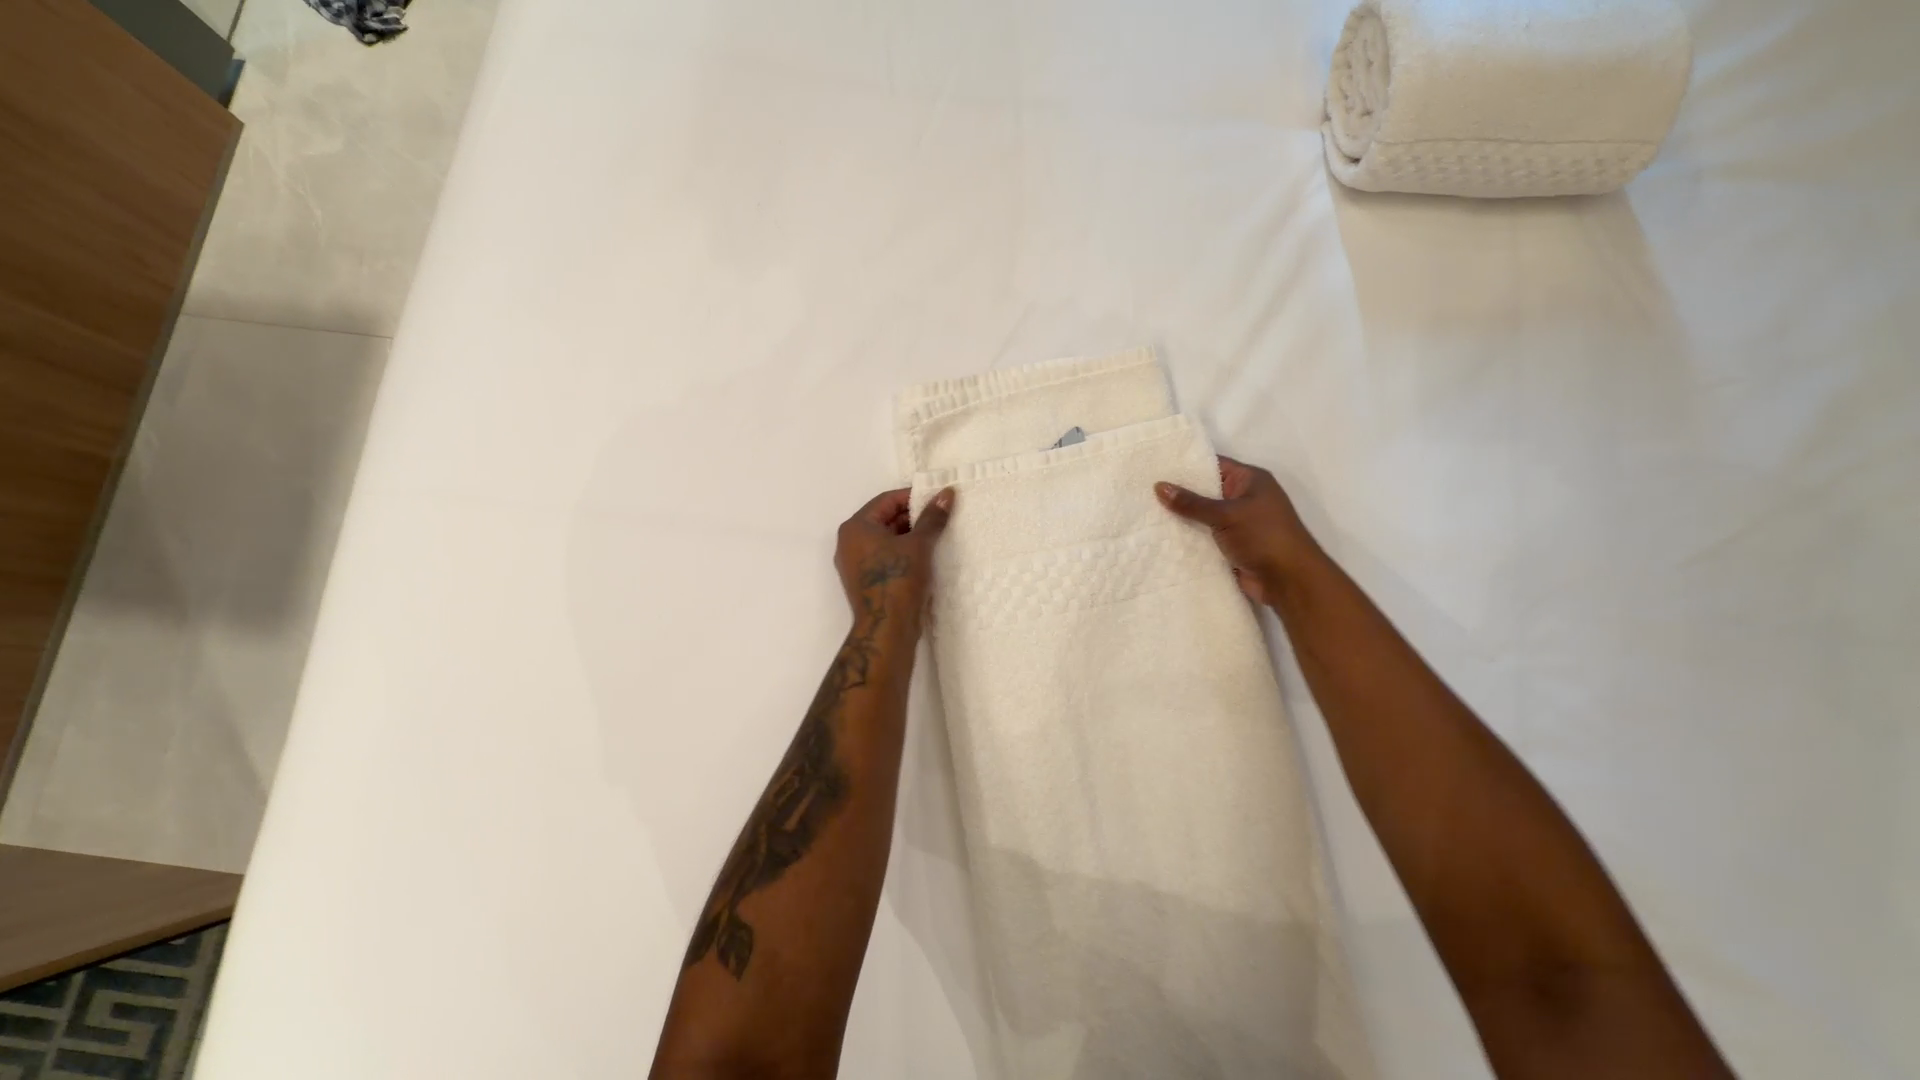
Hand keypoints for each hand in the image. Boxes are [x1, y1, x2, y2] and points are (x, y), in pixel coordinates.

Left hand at [833, 487, 953, 628]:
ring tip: (936, 536)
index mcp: (855, 527)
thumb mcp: (919, 544)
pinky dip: (902, 553)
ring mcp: (854, 564)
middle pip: (884, 519)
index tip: (937, 499)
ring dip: (909, 536)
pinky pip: (884, 558)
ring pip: (885, 540)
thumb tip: (947, 493)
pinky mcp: (863, 581)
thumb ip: (932, 517)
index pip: (886, 500)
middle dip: (912, 517)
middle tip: (940, 518)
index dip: (913, 497)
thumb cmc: (898, 579)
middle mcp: (849, 543)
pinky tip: (925, 557)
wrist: (887, 629)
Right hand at [1155, 456, 1321, 605]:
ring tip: (1146, 511)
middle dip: (1179, 492)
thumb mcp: (1226, 514)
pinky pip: (1206, 536)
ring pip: (1203, 516)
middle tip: (1144, 488)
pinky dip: (1189, 537)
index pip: (1214, 464)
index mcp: (1250, 480)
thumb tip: (1159, 486)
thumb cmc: (1263, 536)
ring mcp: (1238, 523)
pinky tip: (1161, 536)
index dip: (1186, 464)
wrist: (1288, 580)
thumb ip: (1192, 503)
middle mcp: (1244, 498)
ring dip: (1182, 517)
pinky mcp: (1232, 545)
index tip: (1156, 465)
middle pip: (1206, 490)